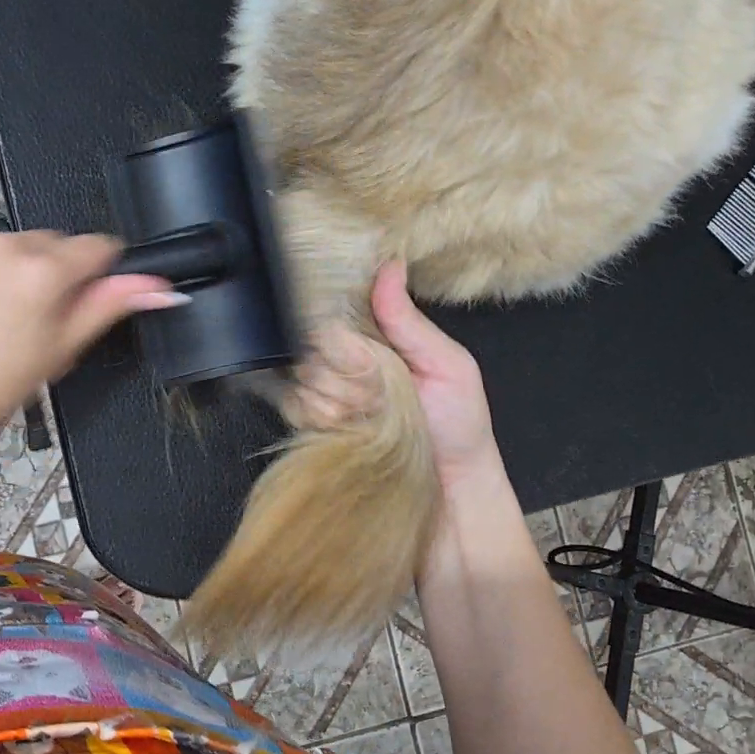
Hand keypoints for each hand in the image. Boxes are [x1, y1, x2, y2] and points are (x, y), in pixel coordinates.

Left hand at [0, 231, 180, 446]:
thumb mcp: (56, 354)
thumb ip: (107, 308)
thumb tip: (154, 286)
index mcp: (43, 270)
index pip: (99, 247)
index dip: (99, 276)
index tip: (85, 299)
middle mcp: (2, 247)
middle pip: (50, 246)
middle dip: (51, 276)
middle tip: (33, 327)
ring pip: (7, 251)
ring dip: (10, 276)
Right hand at [290, 260, 499, 486]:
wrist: (449, 488)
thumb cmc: (459, 424)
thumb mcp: (448, 364)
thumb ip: (410, 321)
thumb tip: (391, 265)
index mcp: (378, 342)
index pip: (334, 321)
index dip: (344, 341)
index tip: (366, 361)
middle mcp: (348, 365)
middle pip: (313, 351)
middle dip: (344, 376)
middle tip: (376, 397)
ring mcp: (328, 396)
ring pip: (303, 380)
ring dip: (335, 401)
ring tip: (367, 418)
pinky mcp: (314, 426)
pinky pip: (296, 408)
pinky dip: (320, 419)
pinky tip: (347, 430)